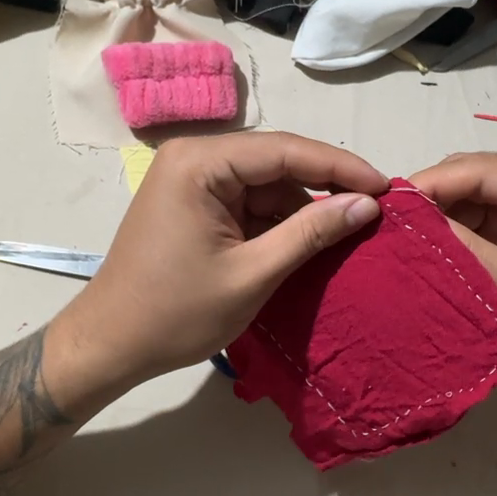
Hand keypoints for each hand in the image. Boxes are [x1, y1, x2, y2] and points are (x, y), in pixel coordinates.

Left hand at [50, 133, 387, 387]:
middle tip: (373, 210)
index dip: (340, 167)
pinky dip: (276, 221)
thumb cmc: (177, 313)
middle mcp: (193, 157)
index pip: (285, 150)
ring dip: (300, 208)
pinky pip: (246, 201)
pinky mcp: (191, 202)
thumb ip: (312, 232)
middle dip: (323, 187)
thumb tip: (367, 204)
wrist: (110, 345)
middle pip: (275, 161)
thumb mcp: (254, 273)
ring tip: (345, 233)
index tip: (386, 188)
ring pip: (264, 183)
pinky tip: (306, 241)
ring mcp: (189, 179)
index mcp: (200, 162)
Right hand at [407, 153, 496, 382]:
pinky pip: (469, 213)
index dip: (429, 184)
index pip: (478, 169)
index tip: (385, 208)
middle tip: (386, 226)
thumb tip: (411, 225)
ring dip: (433, 215)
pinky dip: (446, 229)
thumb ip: (468, 253)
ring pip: (463, 193)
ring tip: (398, 239)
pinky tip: (423, 247)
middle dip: (428, 198)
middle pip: (467, 175)